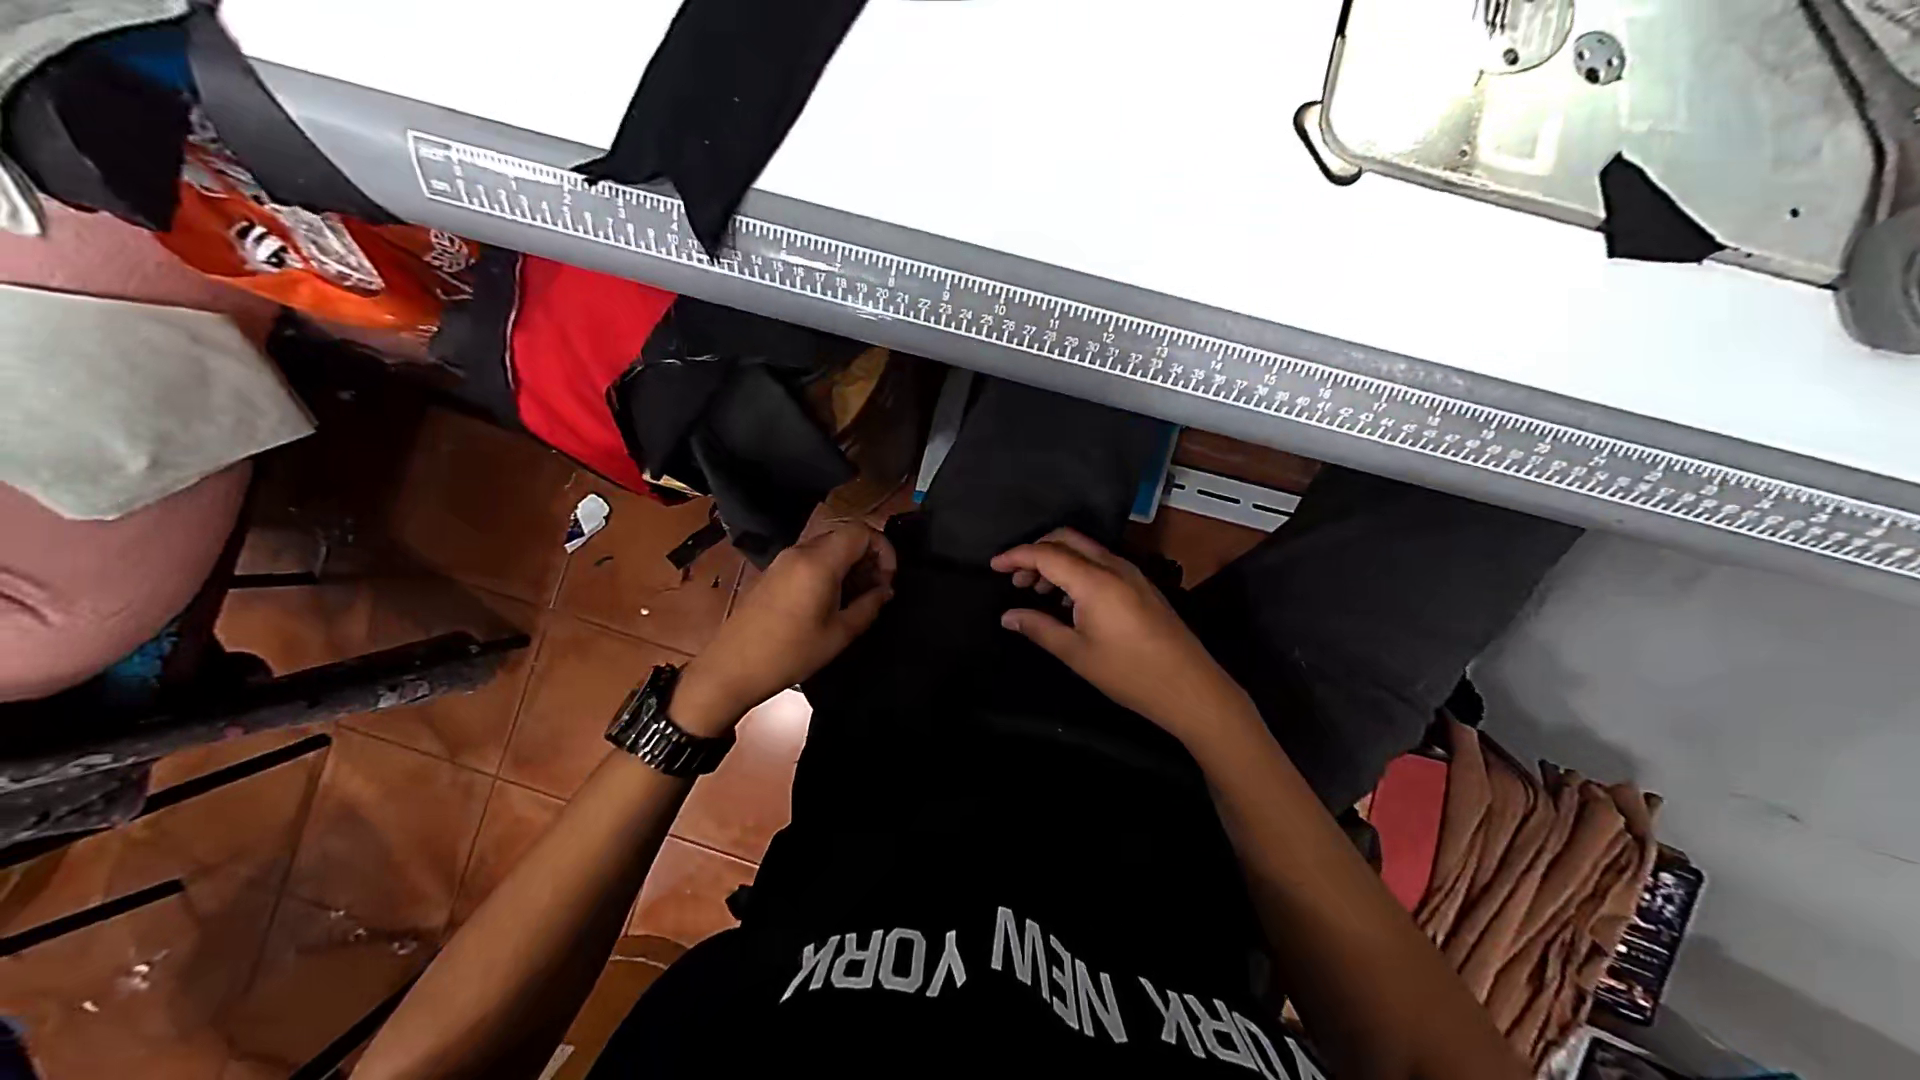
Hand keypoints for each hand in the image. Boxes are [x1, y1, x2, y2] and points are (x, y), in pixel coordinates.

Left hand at [671, 522, 896, 735]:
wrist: (732, 668)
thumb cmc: (790, 653)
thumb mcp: (839, 634)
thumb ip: (869, 605)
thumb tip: (885, 590)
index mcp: (818, 561)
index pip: (862, 531)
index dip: (884, 550)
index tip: (889, 580)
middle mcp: (800, 551)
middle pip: (845, 535)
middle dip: (869, 557)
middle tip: (877, 590)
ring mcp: (783, 560)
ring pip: (828, 547)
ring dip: (850, 565)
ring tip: (858, 598)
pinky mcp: (773, 573)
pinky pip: (810, 559)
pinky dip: (830, 570)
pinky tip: (832, 601)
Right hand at [991, 528, 1257, 743]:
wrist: (1190, 687)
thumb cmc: (1129, 673)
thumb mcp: (1077, 653)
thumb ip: (1038, 628)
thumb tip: (1008, 616)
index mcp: (1094, 581)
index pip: (1047, 554)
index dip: (1016, 556)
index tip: (993, 566)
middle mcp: (1113, 567)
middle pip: (1066, 540)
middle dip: (1036, 552)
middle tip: (1016, 580)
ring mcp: (1131, 573)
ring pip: (1085, 549)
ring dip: (1057, 560)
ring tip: (1037, 590)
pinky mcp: (1141, 584)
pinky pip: (1100, 562)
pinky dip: (1076, 569)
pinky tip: (1068, 600)